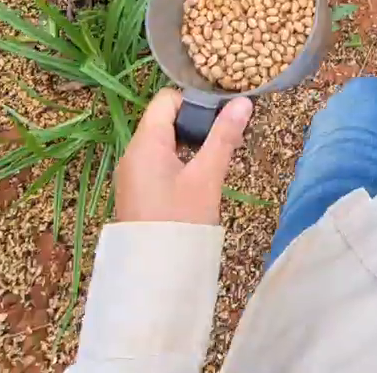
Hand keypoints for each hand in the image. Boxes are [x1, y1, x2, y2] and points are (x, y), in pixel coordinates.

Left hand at [113, 89, 252, 224]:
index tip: (222, 112)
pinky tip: (202, 172)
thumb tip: (243, 100)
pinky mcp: (138, 190)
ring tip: (220, 151)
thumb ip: (224, 136)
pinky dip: (181, 158)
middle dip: (198, 120)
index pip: (167, 99)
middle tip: (228, 132)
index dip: (195, 99)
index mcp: (145, 143)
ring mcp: (133, 173)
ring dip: (192, 140)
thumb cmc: (180, 220)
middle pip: (166, 118)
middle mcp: (133, 153)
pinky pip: (160, 160)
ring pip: (165, 140)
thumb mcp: (207, 176)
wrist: (154, 277)